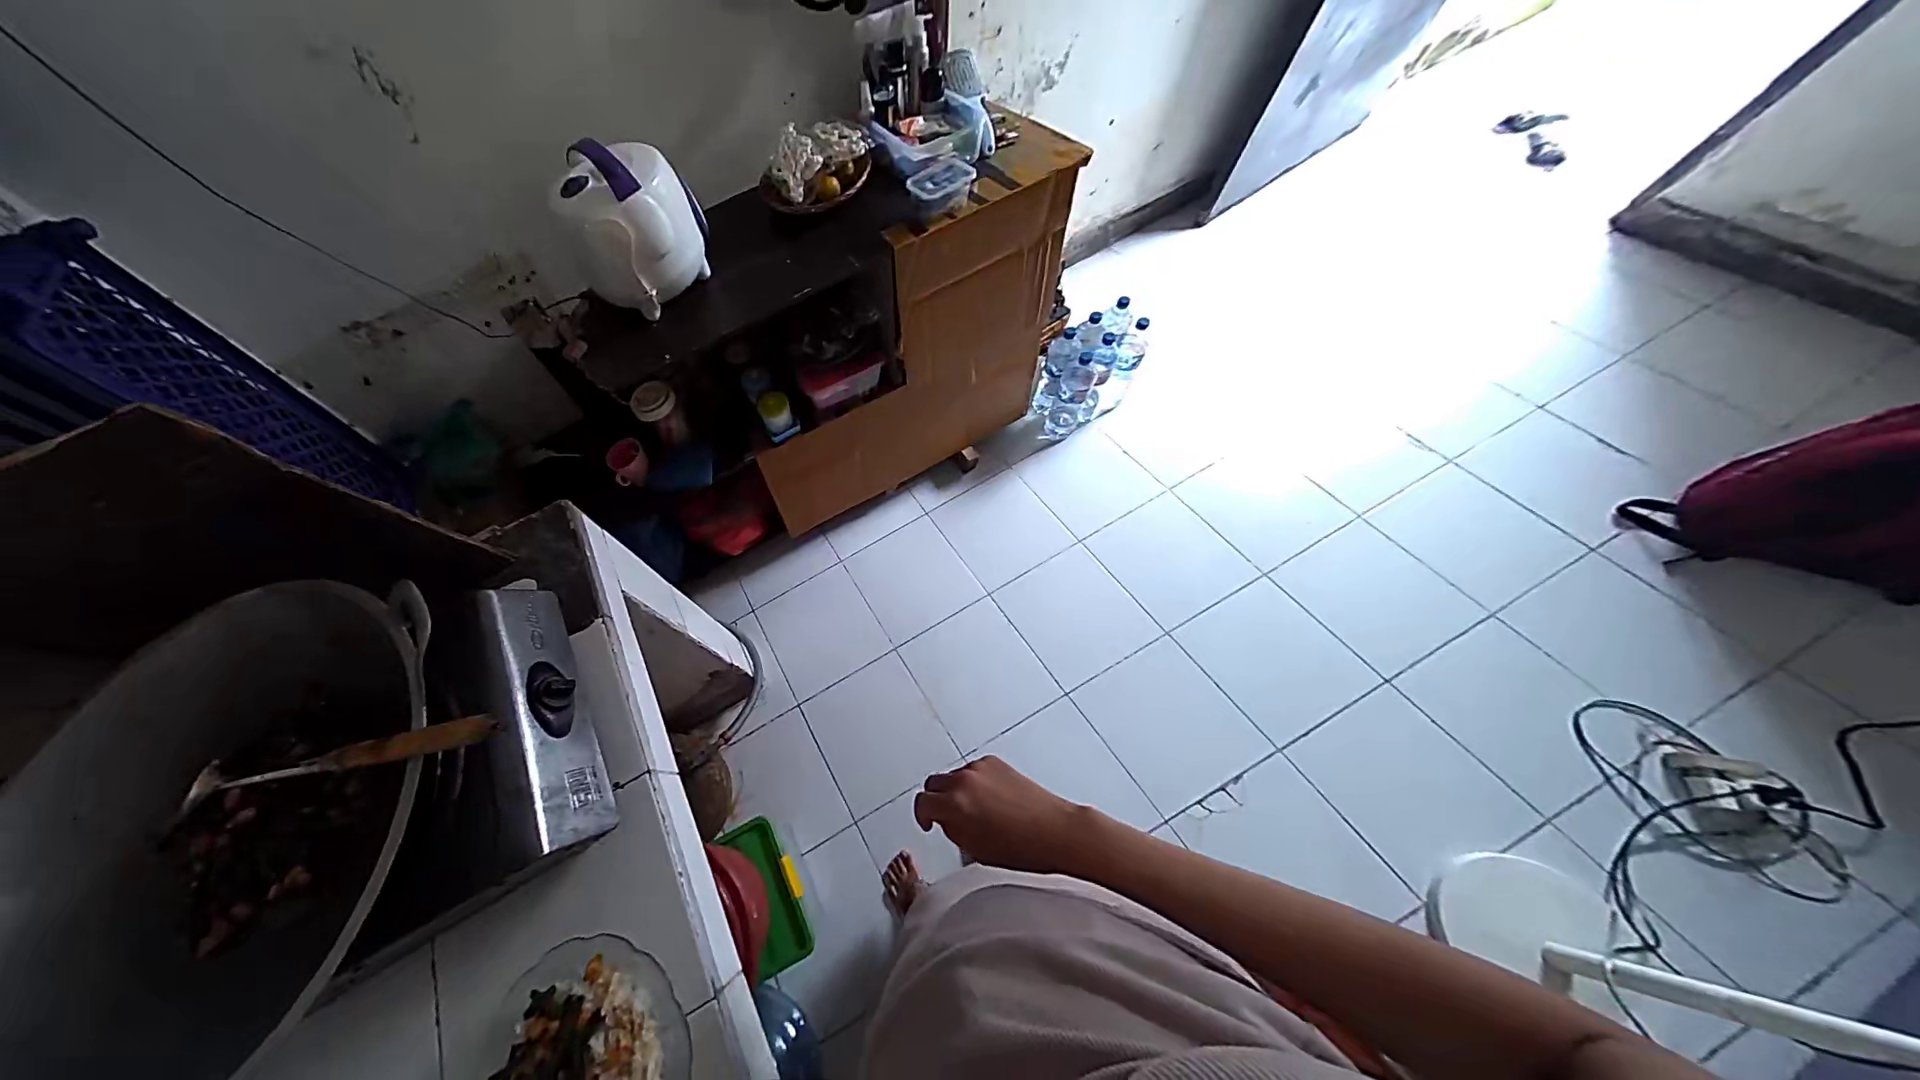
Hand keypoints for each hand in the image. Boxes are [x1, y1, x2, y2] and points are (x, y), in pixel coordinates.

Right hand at [912, 756, 1095, 875]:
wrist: (1054, 831)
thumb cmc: (1021, 847)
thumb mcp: (973, 849)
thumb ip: (952, 829)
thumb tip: (945, 821)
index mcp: (955, 804)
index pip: (922, 803)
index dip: (922, 816)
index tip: (928, 823)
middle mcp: (965, 780)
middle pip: (934, 784)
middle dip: (936, 800)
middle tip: (945, 816)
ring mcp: (981, 768)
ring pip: (954, 776)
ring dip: (956, 790)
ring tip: (973, 811)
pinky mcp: (996, 762)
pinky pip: (974, 770)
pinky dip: (974, 782)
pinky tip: (989, 800)